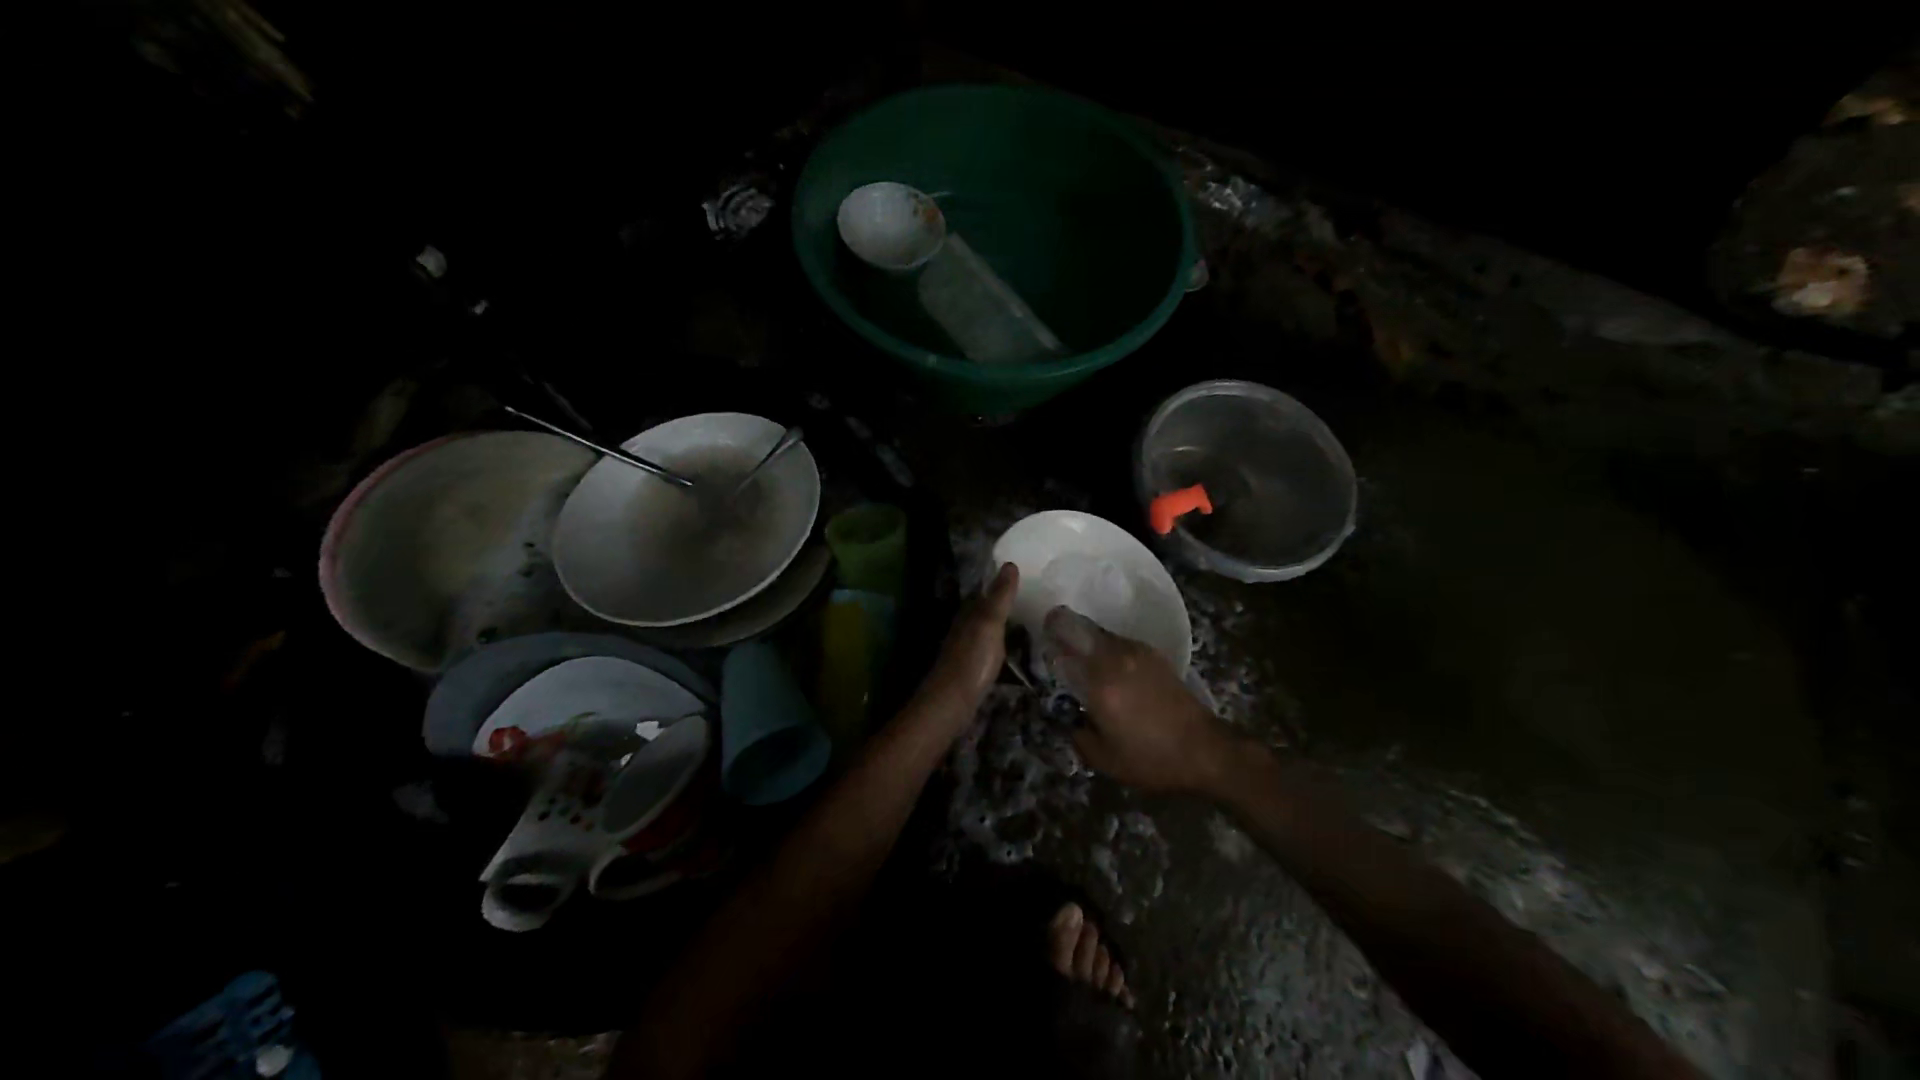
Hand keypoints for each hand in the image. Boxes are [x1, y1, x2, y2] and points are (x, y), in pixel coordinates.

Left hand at [910, 563, 1018, 727]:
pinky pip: (989, 649)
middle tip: (1032, 598)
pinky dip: (1001, 645)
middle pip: (984, 610)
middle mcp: (964, 628)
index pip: (983, 591)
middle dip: (1003, 604)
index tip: (1023, 575)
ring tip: (1029, 622)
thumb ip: (1000, 596)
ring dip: (1003, 625)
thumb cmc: (972, 660)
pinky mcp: (971, 670)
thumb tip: (1009, 563)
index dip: (1000, 583)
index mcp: (968, 614)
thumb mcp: (989, 624)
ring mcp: (966, 650)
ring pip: (986, 630)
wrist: (952, 703)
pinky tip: (1013, 650)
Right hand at [1043, 606, 1237, 793]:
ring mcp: (1136, 652)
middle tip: (1048, 631)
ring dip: (1083, 636)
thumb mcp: (1104, 759)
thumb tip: (1067, 716)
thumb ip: (1078, 734)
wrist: (1205, 750)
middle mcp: (1115, 659)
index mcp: (1099, 684)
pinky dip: (1104, 645)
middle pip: (1078, 627)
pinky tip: (1105, 664)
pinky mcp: (1153, 655)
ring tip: (1075, 651)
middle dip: (1059, 626)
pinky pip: (1117, 641)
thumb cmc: (1152, 759)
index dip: (1045, 648)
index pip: (1060, 653)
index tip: (1036, 650)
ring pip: (1099, 632)